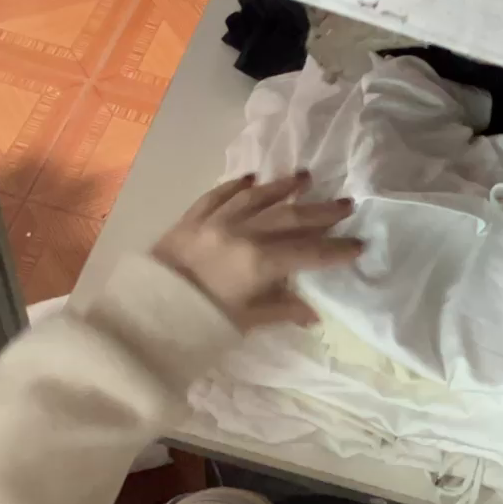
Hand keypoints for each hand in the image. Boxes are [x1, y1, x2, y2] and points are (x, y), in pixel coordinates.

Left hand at [152, 170, 361, 329]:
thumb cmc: (197, 324)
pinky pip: (218, 195)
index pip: (308, 253)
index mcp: (258, 263)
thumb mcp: (244, 322)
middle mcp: (241, 234)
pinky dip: (236, 186)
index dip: (336, 250)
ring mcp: (215, 222)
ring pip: (256, 198)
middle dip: (320, 211)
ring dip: (282, 188)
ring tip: (305, 178)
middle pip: (289, 218)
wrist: (143, 315)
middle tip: (345, 204)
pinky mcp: (190, 219)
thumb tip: (313, 313)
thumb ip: (280, 311)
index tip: (359, 245)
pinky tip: (251, 178)